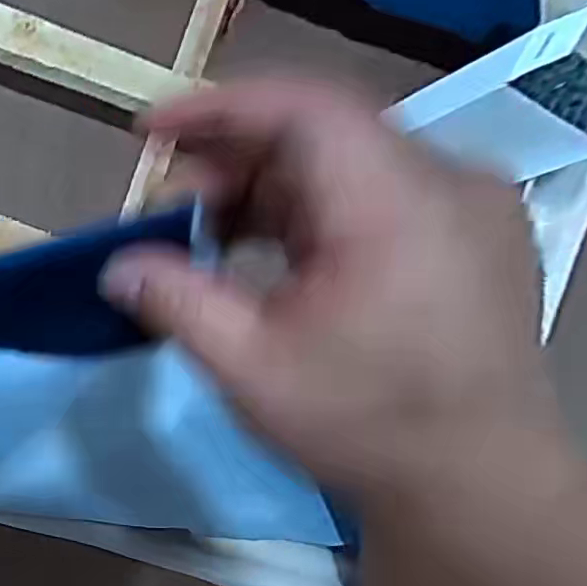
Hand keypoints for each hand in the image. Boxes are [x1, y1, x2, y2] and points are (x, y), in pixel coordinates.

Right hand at [100, 78, 558, 502]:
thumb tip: (116, 265)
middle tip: (157, 211)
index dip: (219, 108)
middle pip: (318, 135)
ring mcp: (454, 210)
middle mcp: (441, 187)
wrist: (471, 477)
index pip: (307, 113)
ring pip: (334, 165)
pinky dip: (289, 212)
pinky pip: (356, 196)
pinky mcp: (450, 237)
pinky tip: (250, 254)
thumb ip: (174, 301)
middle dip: (224, 161)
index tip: (146, 130)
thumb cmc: (358, 418)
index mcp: (395, 208)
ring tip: (193, 237)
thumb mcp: (244, 362)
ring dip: (252, 190)